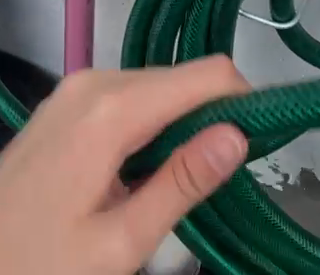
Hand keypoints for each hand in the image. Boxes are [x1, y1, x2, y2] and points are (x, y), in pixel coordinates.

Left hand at [0, 57, 250, 274]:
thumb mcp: (118, 245)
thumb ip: (182, 183)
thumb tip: (240, 134)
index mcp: (111, 107)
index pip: (208, 73)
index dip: (243, 102)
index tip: (257, 147)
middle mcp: (93, 81)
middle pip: (182, 79)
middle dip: (210, 118)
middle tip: (212, 182)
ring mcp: (72, 92)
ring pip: (157, 89)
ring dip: (179, 126)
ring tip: (171, 188)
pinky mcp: (61, 109)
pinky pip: (127, 100)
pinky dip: (148, 127)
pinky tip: (136, 178)